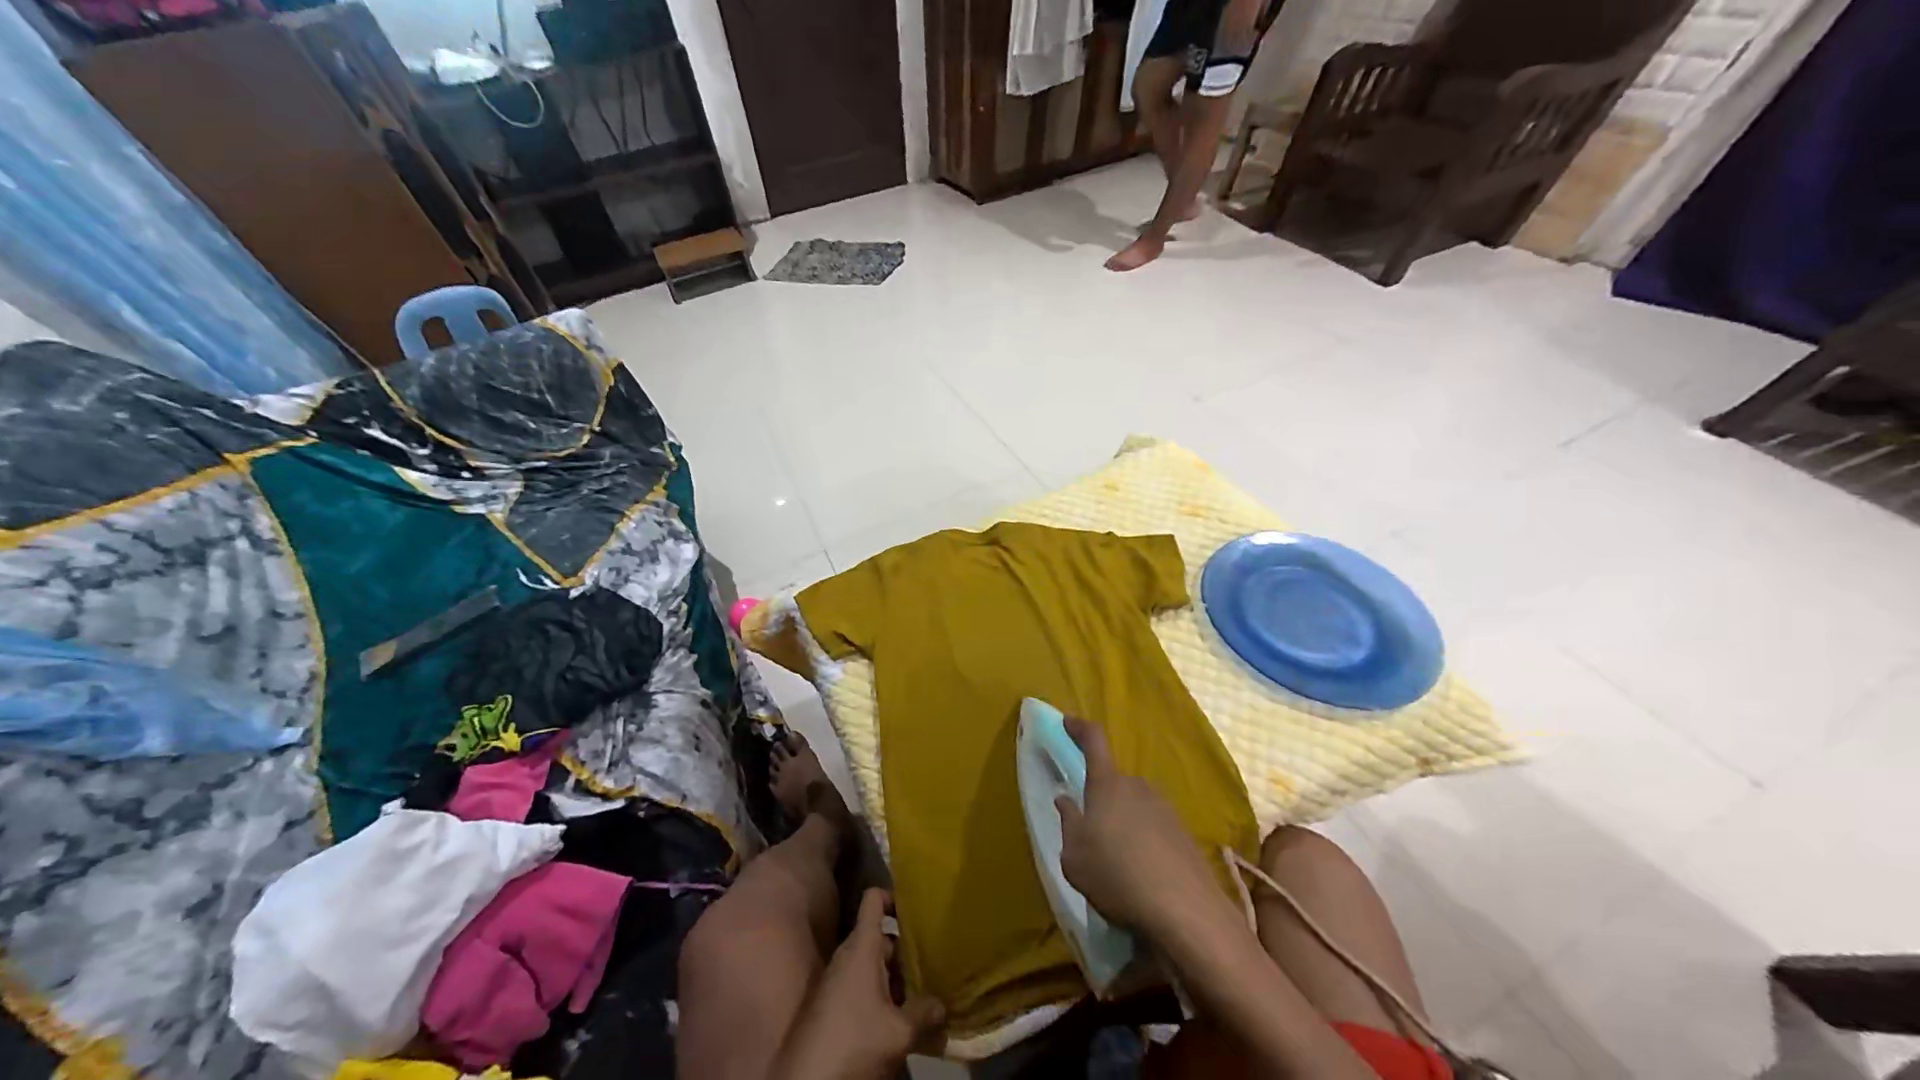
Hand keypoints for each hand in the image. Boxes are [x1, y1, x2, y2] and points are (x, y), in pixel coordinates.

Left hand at [777, 888, 945, 1079]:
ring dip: (899, 980)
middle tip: (937, 964)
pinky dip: (884, 998)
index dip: (895, 897)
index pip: (874, 900)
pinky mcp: (833, 1008)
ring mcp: (838, 983)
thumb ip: (925, 1013)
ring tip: (928, 995)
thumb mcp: (899, 1032)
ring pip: (876, 967)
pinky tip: (904, 1020)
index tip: (919, 910)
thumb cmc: (854, 1042)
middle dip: (909, 951)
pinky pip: (865, 989)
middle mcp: (848, 958)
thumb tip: (942, 1004)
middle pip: (883, 939)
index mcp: (861, 948)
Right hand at [1054, 715, 1222, 937]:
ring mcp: (1165, 807)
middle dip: (1100, 796)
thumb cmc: (1116, 876)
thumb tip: (1066, 799)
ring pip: (1134, 804)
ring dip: (1123, 820)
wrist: (1184, 910)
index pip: (1094, 741)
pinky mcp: (1183, 832)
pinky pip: (1153, 825)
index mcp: (1107, 785)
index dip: (1079, 728)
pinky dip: (1143, 839)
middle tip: (1090, 828)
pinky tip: (1140, 870)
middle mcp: (1138, 786)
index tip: (1068, 721)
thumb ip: (1068, 823)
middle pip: (1113, 781)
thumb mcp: (1074, 856)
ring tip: (1116, 858)